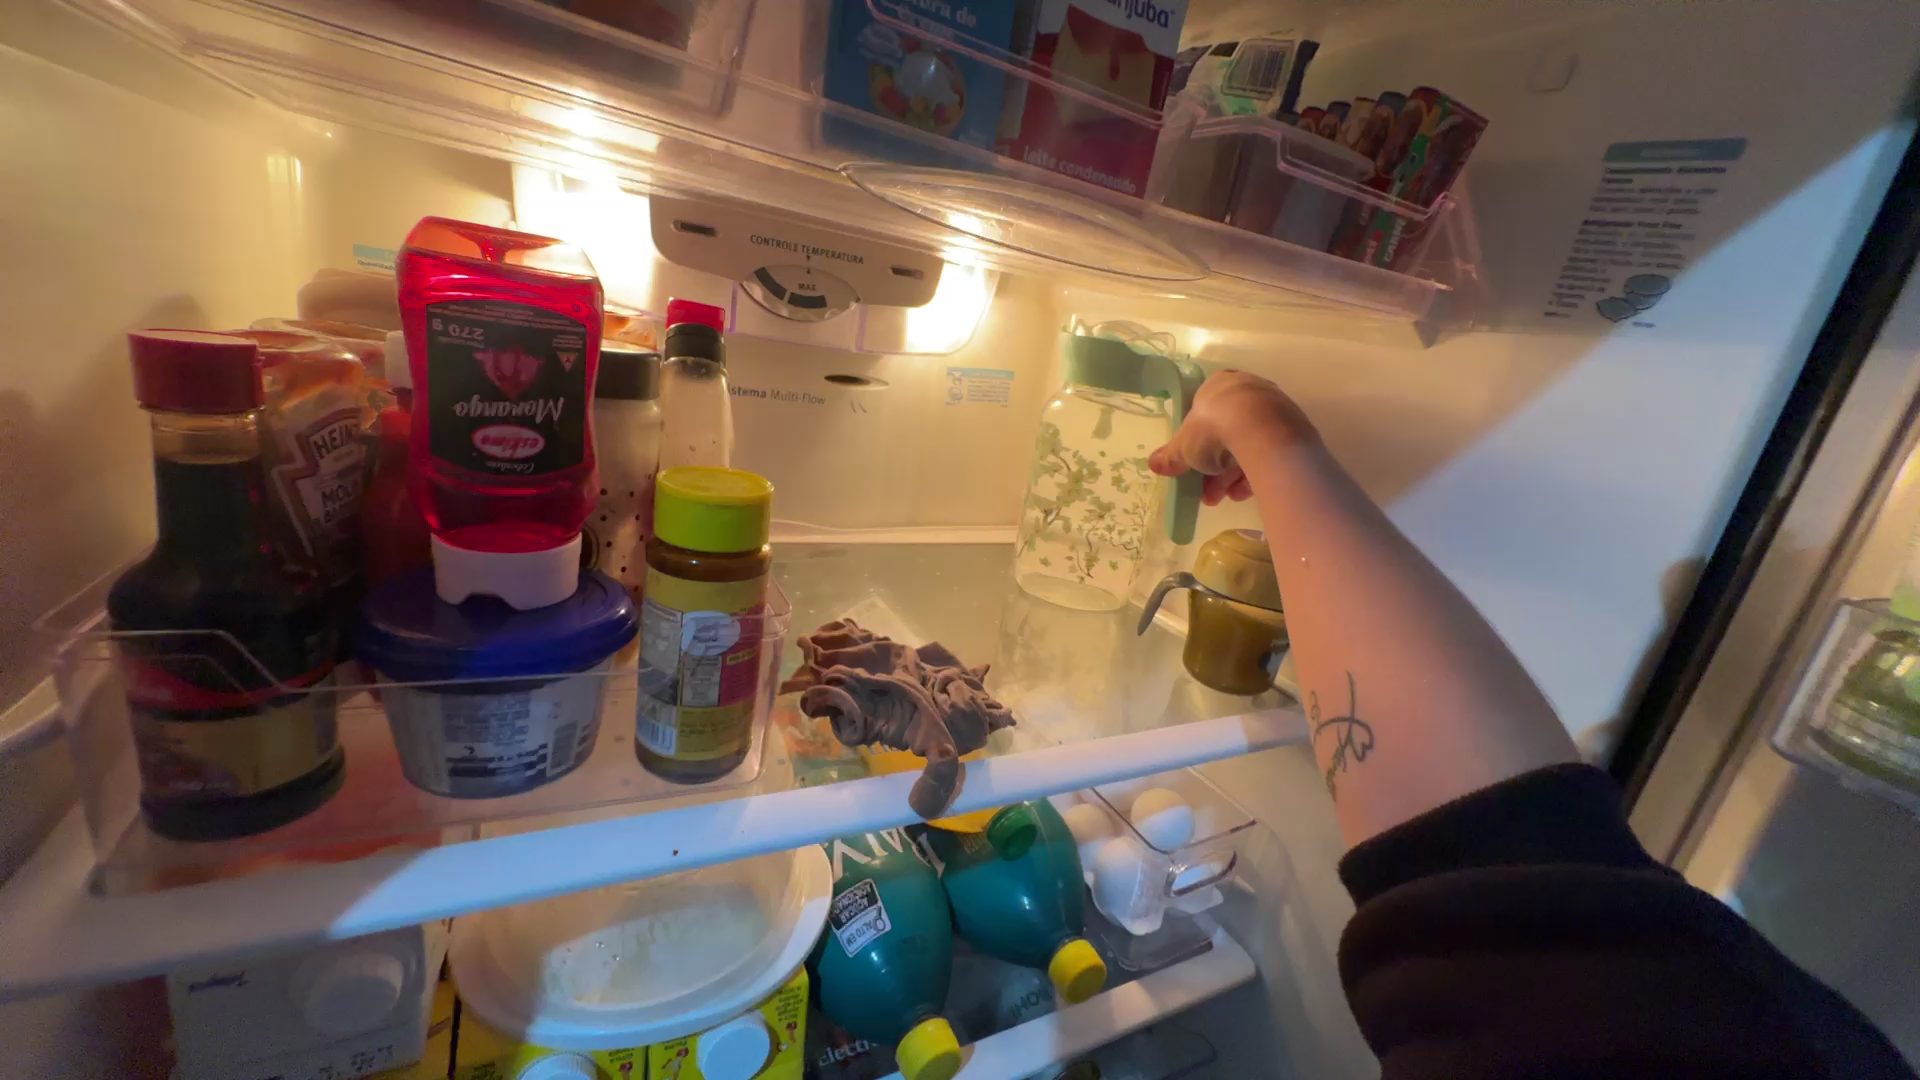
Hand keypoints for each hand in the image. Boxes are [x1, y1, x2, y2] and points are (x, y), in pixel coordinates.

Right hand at [1148, 371, 1315, 504]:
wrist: (1262, 431)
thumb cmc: (1213, 429)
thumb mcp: (1183, 447)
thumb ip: (1170, 456)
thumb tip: (1153, 463)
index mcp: (1217, 386)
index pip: (1202, 412)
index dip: (1196, 443)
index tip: (1193, 465)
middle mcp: (1246, 390)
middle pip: (1225, 433)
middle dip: (1214, 468)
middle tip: (1208, 492)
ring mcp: (1272, 407)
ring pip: (1247, 445)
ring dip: (1232, 476)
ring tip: (1225, 498)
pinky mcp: (1292, 426)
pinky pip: (1267, 452)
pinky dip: (1255, 473)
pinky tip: (1245, 494)